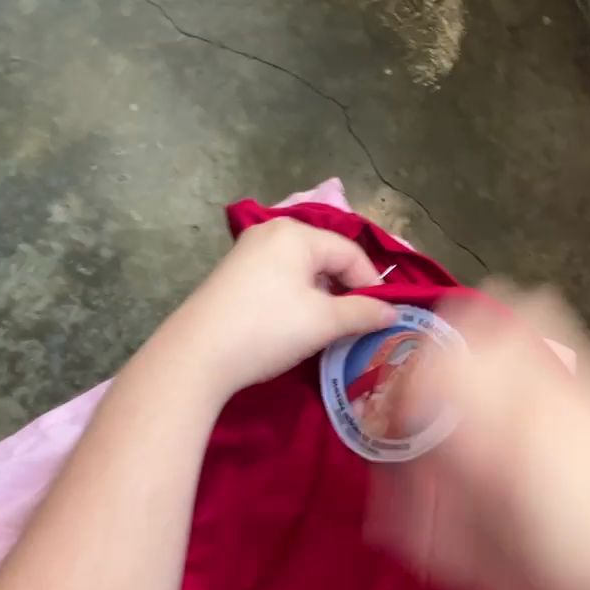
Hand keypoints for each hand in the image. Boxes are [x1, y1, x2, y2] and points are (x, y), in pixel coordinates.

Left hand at [150, 219, 398, 400]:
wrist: (196, 356)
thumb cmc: (268, 328)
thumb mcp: (324, 322)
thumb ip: (364, 312)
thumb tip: (392, 312)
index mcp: (296, 233)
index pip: (350, 253)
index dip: (372, 284)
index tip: (384, 317)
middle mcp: (271, 233)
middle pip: (325, 258)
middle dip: (346, 290)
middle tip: (358, 323)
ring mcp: (247, 253)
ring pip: (302, 270)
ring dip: (322, 297)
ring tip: (329, 328)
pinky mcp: (233, 276)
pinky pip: (279, 280)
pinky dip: (296, 299)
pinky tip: (296, 326)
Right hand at [368, 287, 589, 589]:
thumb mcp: (503, 574)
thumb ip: (437, 536)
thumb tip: (391, 513)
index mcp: (501, 433)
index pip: (425, 380)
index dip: (397, 402)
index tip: (396, 434)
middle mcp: (531, 384)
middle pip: (460, 330)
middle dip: (428, 363)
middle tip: (427, 408)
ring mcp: (569, 368)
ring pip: (504, 307)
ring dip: (473, 338)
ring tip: (469, 381)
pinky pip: (546, 317)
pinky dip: (515, 327)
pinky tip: (517, 369)